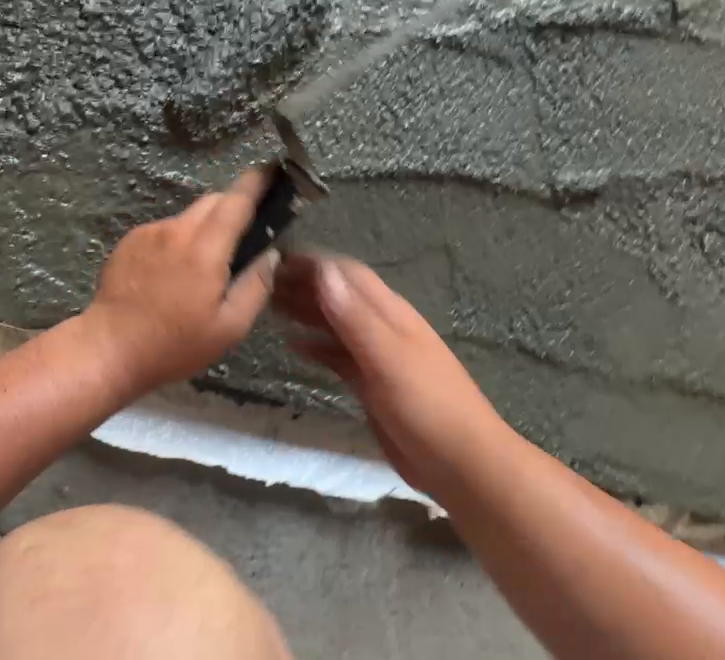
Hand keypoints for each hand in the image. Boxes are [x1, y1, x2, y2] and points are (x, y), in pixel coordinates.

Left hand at [80, 168, 279, 394]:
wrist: (109, 348)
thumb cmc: (174, 345)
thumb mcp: (229, 328)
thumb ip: (256, 286)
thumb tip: (271, 254)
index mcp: (205, 250)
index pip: (236, 201)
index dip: (257, 182)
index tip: (272, 170)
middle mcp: (177, 231)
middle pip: (213, 201)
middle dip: (233, 207)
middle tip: (245, 234)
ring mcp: (149, 232)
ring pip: (189, 217)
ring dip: (205, 228)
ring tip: (204, 266)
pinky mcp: (130, 241)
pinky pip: (166, 230)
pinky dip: (179, 241)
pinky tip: (173, 274)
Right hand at [274, 252, 507, 497]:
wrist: (461, 465)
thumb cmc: (428, 406)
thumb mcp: (388, 357)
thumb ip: (355, 316)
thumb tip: (323, 270)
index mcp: (390, 313)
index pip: (348, 274)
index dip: (314, 263)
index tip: (275, 259)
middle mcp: (382, 327)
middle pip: (339, 296)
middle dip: (304, 285)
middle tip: (262, 283)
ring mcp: (377, 357)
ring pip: (336, 324)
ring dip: (306, 312)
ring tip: (269, 307)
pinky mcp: (372, 385)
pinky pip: (338, 355)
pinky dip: (316, 346)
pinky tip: (293, 346)